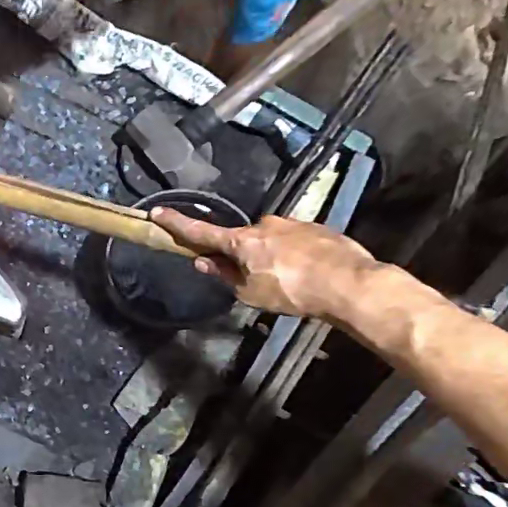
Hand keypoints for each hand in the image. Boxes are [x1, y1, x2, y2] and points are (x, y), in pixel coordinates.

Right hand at [151, 208, 385, 320]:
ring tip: (291, 284)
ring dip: (273, 258)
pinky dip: (295, 257)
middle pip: (242, 240)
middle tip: (257, 282)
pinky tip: (308, 275)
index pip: (202, 231)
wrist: (348, 283)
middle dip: (244, 257)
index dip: (178, 224)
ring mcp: (292, 223)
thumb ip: (226, 275)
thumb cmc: (293, 292)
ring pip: (271, 241)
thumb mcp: (251, 293)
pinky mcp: (316, 228)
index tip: (158, 212)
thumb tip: (205, 261)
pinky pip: (295, 242)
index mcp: (242, 241)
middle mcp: (264, 224)